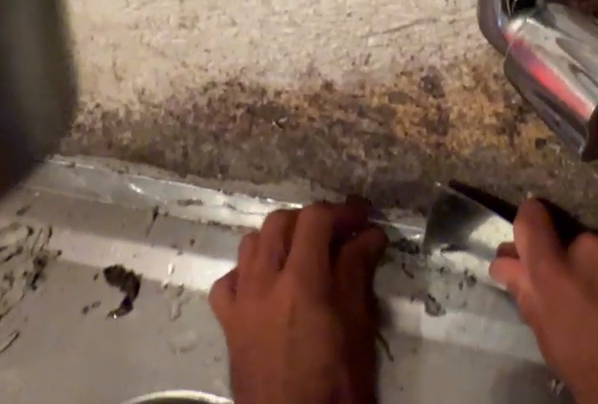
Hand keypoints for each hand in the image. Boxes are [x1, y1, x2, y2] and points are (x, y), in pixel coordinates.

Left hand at [210, 199, 389, 403]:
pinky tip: (267, 283)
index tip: (363, 219)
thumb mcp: (357, 327)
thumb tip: (369, 235)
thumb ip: (357, 273)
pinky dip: (247, 272)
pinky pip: (228, 282)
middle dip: (311, 219)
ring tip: (304, 252)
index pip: (315, 219)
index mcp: (301, 282)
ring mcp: (241, 304)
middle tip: (338, 233)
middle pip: (279, 222)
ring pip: (250, 244)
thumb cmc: (337, 385)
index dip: (341, 211)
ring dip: (278, 238)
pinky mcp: (228, 326)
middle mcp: (264, 284)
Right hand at [490, 200, 597, 403]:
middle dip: (580, 267)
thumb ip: (530, 298)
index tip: (536, 246)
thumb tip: (506, 265)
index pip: (529, 220)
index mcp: (556, 274)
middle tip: (594, 303)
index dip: (530, 229)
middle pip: (575, 243)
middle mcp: (589, 247)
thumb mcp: (558, 349)